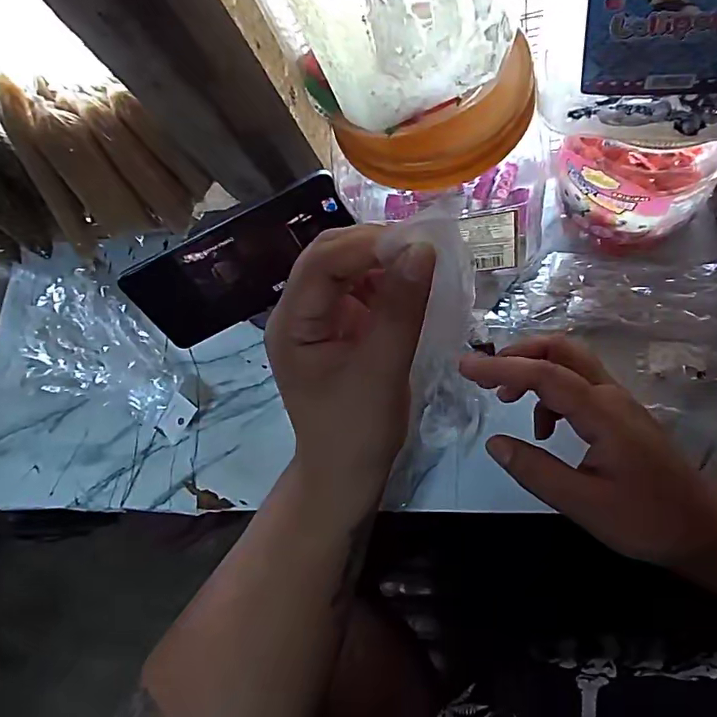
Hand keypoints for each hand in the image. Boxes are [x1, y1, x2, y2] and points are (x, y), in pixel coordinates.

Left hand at [266, 225, 434, 495]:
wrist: (345, 474)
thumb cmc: (356, 432)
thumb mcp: (382, 371)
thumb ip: (401, 308)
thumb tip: (422, 249)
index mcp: (291, 324)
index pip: (320, 263)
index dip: (366, 244)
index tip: (418, 242)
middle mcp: (298, 312)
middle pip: (330, 257)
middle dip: (374, 246)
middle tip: (425, 245)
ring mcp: (318, 318)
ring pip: (347, 268)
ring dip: (384, 260)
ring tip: (425, 260)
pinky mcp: (340, 326)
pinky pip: (362, 288)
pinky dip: (388, 280)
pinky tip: (413, 283)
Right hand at [458, 335, 716, 564]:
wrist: (704, 527)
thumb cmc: (648, 520)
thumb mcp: (585, 504)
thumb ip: (536, 471)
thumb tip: (494, 442)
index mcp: (602, 413)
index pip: (544, 375)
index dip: (501, 368)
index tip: (464, 368)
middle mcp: (610, 395)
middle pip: (560, 350)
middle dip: (518, 353)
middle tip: (485, 376)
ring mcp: (617, 401)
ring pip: (569, 363)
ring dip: (531, 370)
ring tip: (504, 400)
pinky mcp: (618, 413)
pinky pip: (576, 384)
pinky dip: (548, 392)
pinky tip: (541, 430)